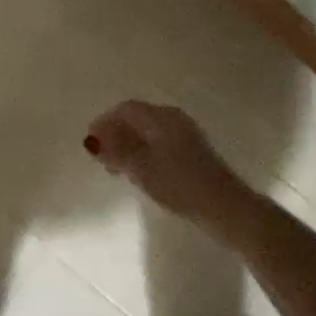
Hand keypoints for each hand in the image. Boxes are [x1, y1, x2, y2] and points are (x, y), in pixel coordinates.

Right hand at [85, 101, 248, 222]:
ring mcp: (186, 133)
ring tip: (118, 169)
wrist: (226, 207)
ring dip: (129, 144)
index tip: (90, 142)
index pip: (125, 109)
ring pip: (149, 131)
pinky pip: (160, 142)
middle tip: (102, 157)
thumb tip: (93, 140)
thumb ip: (116, 152)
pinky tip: (141, 172)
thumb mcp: (141, 169)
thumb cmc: (180, 184)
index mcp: (160, 117)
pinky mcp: (193, 151)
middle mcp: (173, 118)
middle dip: (116, 133)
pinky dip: (144, 151)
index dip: (104, 122)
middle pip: (137, 118)